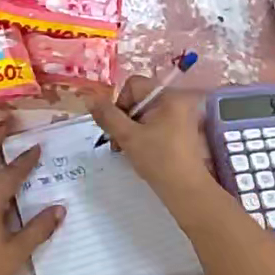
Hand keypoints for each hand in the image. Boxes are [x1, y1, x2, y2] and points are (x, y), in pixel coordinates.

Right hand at [89, 75, 218, 204]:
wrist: (185, 189)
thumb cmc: (158, 159)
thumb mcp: (127, 136)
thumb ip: (107, 116)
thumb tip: (89, 98)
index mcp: (169, 96)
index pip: (134, 85)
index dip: (120, 103)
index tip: (118, 127)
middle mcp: (178, 100)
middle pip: (139, 99)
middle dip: (124, 119)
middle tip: (119, 142)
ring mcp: (182, 115)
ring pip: (145, 113)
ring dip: (131, 129)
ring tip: (127, 149)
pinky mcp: (181, 130)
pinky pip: (156, 123)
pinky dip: (144, 134)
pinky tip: (140, 151)